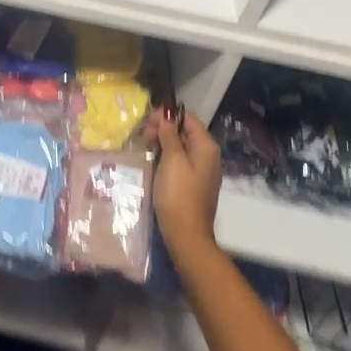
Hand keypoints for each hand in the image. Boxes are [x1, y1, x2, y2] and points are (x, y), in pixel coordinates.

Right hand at [145, 106, 223, 252]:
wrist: (186, 235)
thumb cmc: (179, 194)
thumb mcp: (172, 160)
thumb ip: (169, 135)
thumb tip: (166, 117)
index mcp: (206, 146)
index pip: (187, 118)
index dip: (166, 116)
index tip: (146, 123)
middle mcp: (208, 155)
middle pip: (184, 130)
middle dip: (163, 128)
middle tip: (143, 137)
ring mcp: (201, 170)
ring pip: (180, 146)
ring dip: (163, 142)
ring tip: (145, 147)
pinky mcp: (193, 182)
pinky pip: (180, 160)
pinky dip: (166, 156)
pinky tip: (153, 161)